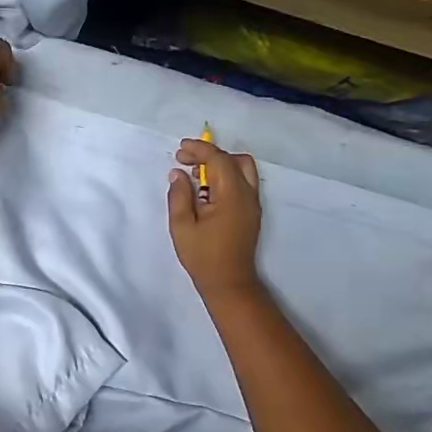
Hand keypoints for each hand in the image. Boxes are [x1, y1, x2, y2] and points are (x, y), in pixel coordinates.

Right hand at [167, 138, 263, 302]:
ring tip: (195, 174)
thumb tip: (178, 174)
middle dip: (210, 154)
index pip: (218, 160)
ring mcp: (253, 203)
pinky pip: (243, 182)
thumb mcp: (182, 226)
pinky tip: (206, 188)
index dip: (199, 150)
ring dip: (220, 164)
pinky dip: (226, 176)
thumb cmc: (202, 256)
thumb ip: (179, 196)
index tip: (179, 149)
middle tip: (185, 160)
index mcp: (231, 195)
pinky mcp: (251, 212)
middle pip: (235, 159)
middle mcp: (248, 195)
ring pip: (243, 169)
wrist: (229, 282)